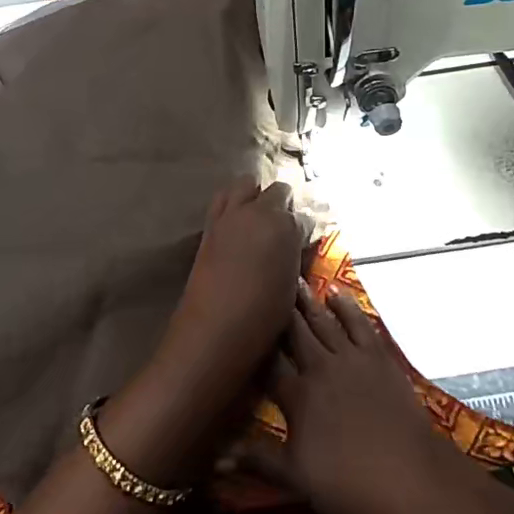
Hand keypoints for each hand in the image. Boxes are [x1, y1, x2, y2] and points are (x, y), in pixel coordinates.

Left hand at [154, 180, 310, 394]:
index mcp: (284, 225)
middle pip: (276, 191)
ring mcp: (229, 214)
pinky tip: (237, 222)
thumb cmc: (263, 315)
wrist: (215, 329)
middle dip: (283, 203)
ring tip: (258, 214)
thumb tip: (296, 242)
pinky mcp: (209, 224)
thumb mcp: (291, 285)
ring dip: (255, 194)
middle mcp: (257, 211)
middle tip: (284, 225)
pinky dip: (232, 202)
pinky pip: (223, 199)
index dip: (304, 227)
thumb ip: (294, 254)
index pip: (302, 215)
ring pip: (245, 184)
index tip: (304, 239)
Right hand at [251, 287, 462, 513]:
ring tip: (293, 279)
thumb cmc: (351, 487)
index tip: (237, 324)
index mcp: (297, 397)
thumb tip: (215, 456)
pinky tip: (336, 292)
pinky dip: (347, 306)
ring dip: (307, 300)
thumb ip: (257, 459)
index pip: (267, 363)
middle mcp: (320, 369)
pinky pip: (359, 324)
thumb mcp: (297, 479)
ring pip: (323, 322)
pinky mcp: (379, 358)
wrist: (413, 481)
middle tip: (264, 283)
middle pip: (294, 333)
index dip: (252, 344)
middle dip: (278, 310)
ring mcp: (352, 360)